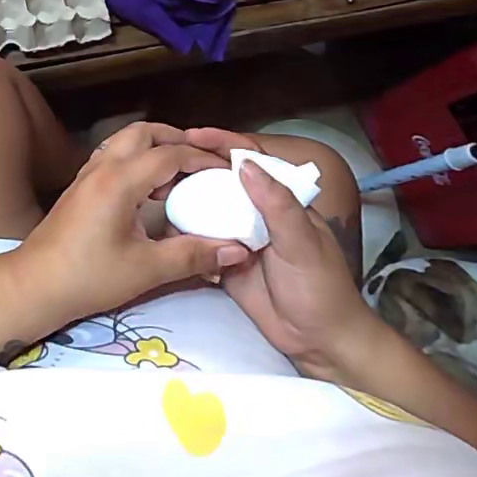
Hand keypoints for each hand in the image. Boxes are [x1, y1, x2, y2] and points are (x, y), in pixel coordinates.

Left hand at [11, 123, 250, 322]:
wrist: (34, 284)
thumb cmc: (89, 276)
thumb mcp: (146, 269)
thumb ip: (193, 255)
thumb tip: (237, 250)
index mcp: (120, 181)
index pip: (169, 154)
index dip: (202, 159)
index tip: (227, 172)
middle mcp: (102, 167)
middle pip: (143, 132)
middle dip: (176, 140)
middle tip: (202, 163)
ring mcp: (87, 174)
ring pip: (124, 142)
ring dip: (154, 148)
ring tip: (179, 178)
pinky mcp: (80, 186)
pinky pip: (113, 157)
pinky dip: (136, 161)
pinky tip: (149, 192)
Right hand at [186, 129, 388, 383]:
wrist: (318, 341)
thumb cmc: (319, 286)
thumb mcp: (302, 242)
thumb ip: (276, 204)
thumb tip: (244, 163)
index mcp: (279, 199)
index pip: (248, 161)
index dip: (221, 144)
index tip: (191, 134)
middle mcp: (255, 212)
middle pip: (219, 181)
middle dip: (192, 170)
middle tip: (161, 166)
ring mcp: (237, 236)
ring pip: (204, 210)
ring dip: (184, 204)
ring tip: (157, 199)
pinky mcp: (222, 261)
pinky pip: (198, 242)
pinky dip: (184, 239)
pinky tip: (170, 237)